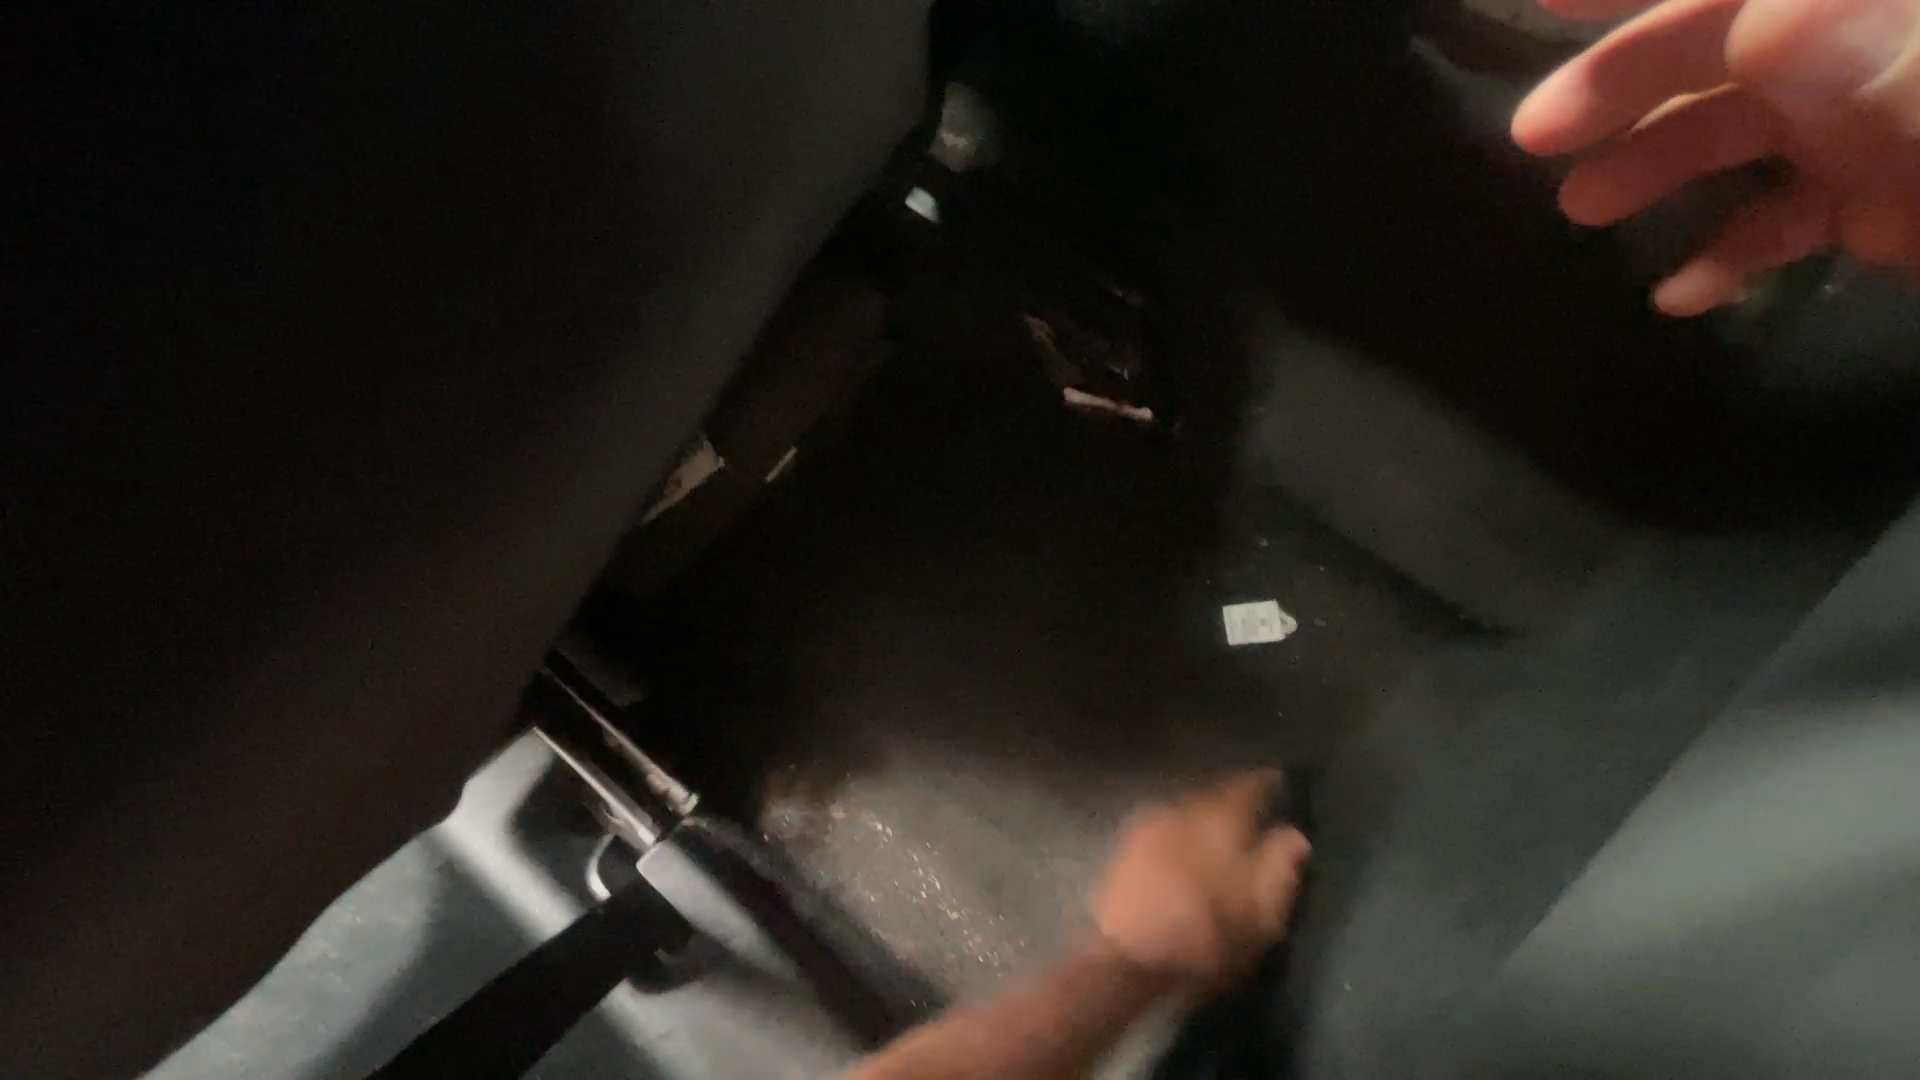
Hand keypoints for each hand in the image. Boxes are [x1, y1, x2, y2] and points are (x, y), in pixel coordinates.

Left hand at [1089, 771, 1310, 986]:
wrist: (1129, 956)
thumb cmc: (1205, 934)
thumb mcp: (1261, 912)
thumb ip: (1281, 867)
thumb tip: (1295, 834)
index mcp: (1216, 817)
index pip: (1245, 784)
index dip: (1265, 781)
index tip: (1280, 781)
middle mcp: (1179, 807)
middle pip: (1212, 794)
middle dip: (1233, 802)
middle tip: (1253, 816)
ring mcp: (1147, 823)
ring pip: (1186, 810)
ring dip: (1204, 819)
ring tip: (1220, 839)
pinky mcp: (1126, 845)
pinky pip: (1164, 827)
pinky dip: (1180, 835)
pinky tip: (1186, 855)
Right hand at [1513, 0, 1919, 314]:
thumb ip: (1887, 62)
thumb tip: (1762, 23)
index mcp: (1894, 6)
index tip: (1542, 0)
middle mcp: (1879, 41)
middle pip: (1729, 40)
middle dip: (1623, 79)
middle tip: (1536, 132)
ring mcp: (1877, 114)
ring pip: (1740, 122)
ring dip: (1649, 165)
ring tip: (1581, 211)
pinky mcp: (1880, 189)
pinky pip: (1782, 209)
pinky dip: (1721, 251)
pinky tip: (1679, 293)